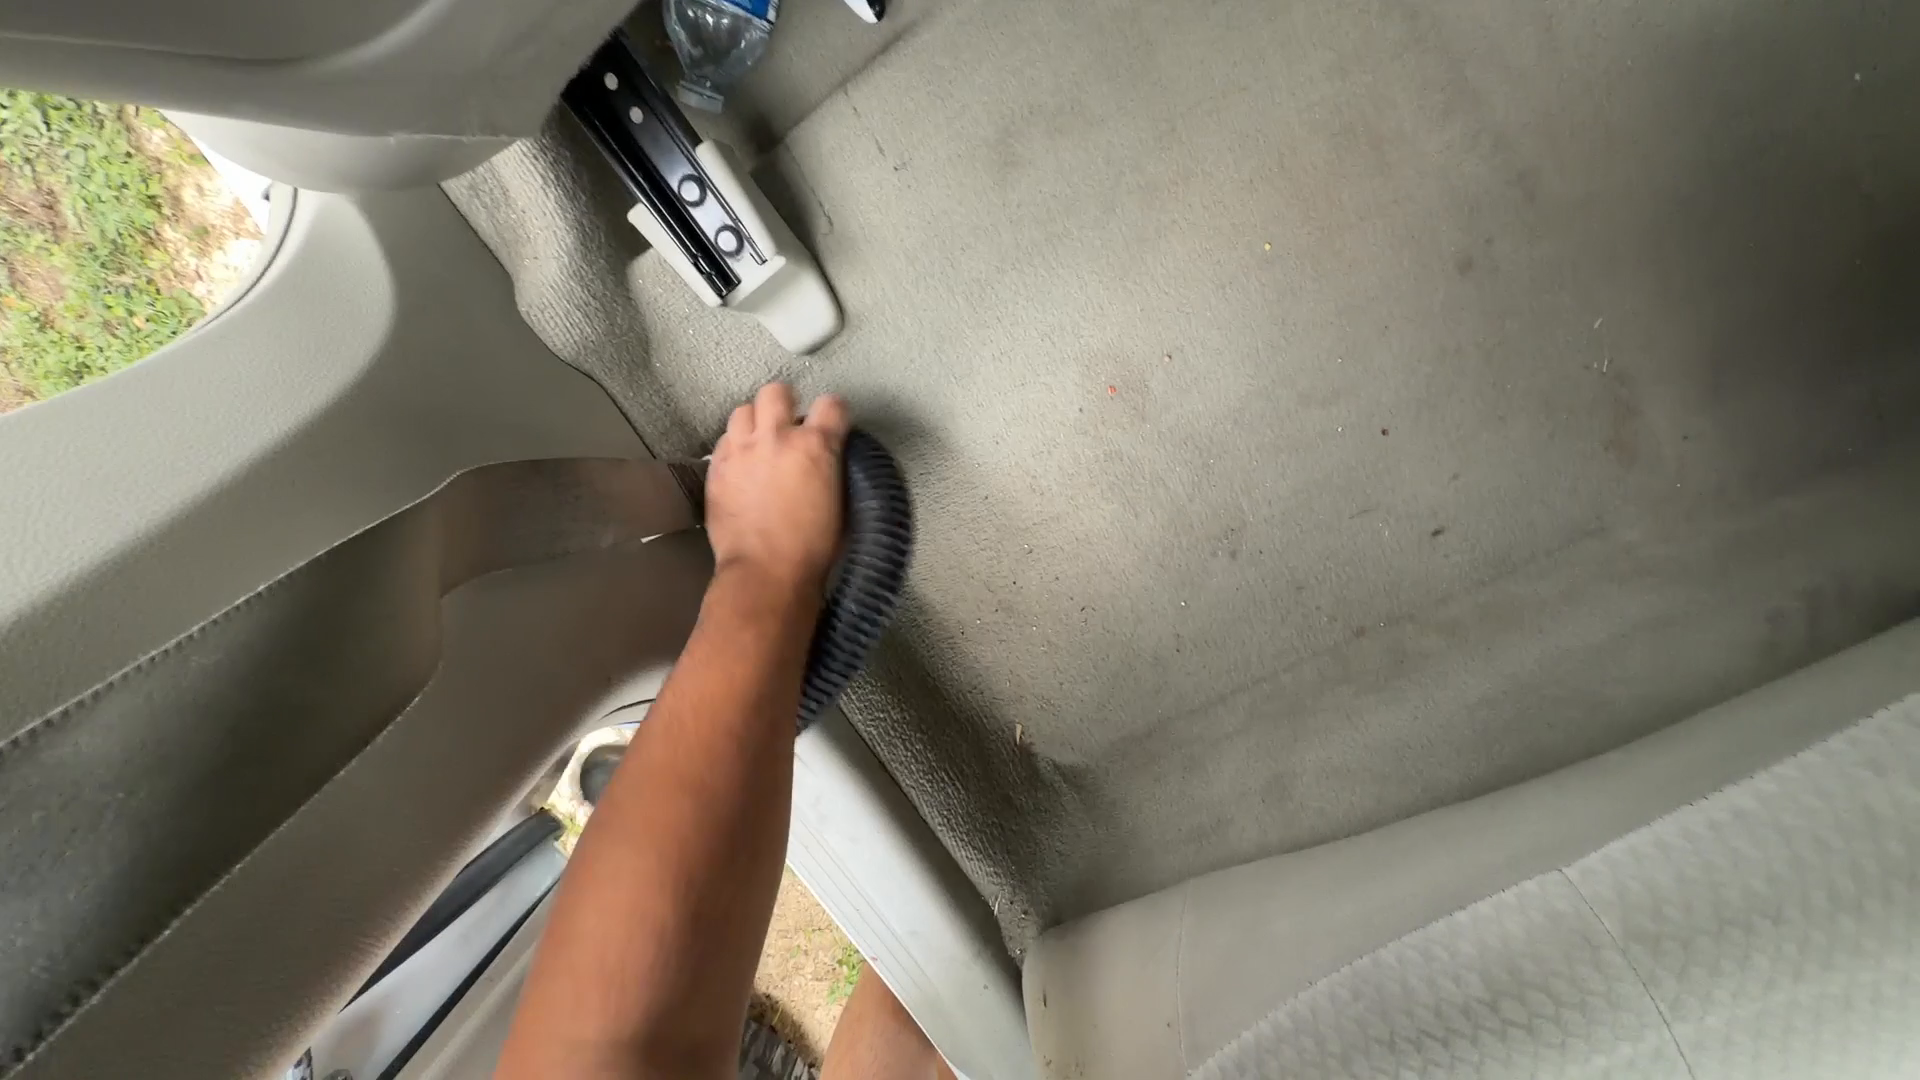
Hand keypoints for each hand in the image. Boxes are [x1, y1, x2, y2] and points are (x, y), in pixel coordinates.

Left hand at [706, 383, 849, 599]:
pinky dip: (735, 445)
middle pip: (776, 391)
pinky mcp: (716, 467)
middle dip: (785, 402)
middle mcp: (777, 438)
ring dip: (755, 421)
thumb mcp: (840, 504)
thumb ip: (834, 470)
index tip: (834, 422)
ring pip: (743, 410)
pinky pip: (724, 439)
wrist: (766, 572)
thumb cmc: (813, 548)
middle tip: (789, 424)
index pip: (832, 404)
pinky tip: (742, 464)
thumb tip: (830, 459)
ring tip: (760, 440)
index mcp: (817, 446)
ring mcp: (742, 450)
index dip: (836, 412)